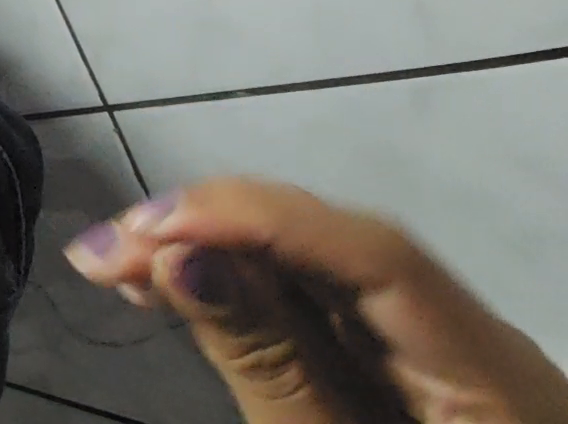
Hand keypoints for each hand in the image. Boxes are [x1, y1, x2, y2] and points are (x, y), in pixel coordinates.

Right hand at [64, 177, 567, 423]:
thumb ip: (266, 361)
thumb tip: (175, 254)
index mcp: (492, 374)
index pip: (373, 254)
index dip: (253, 221)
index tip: (146, 229)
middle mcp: (467, 331)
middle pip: (327, 238)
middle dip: (205, 225)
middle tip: (103, 248)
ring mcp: (422, 331)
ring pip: (298, 249)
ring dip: (197, 243)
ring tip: (112, 259)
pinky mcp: (377, 339)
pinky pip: (294, 281)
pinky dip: (220, 271)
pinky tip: (163, 273)